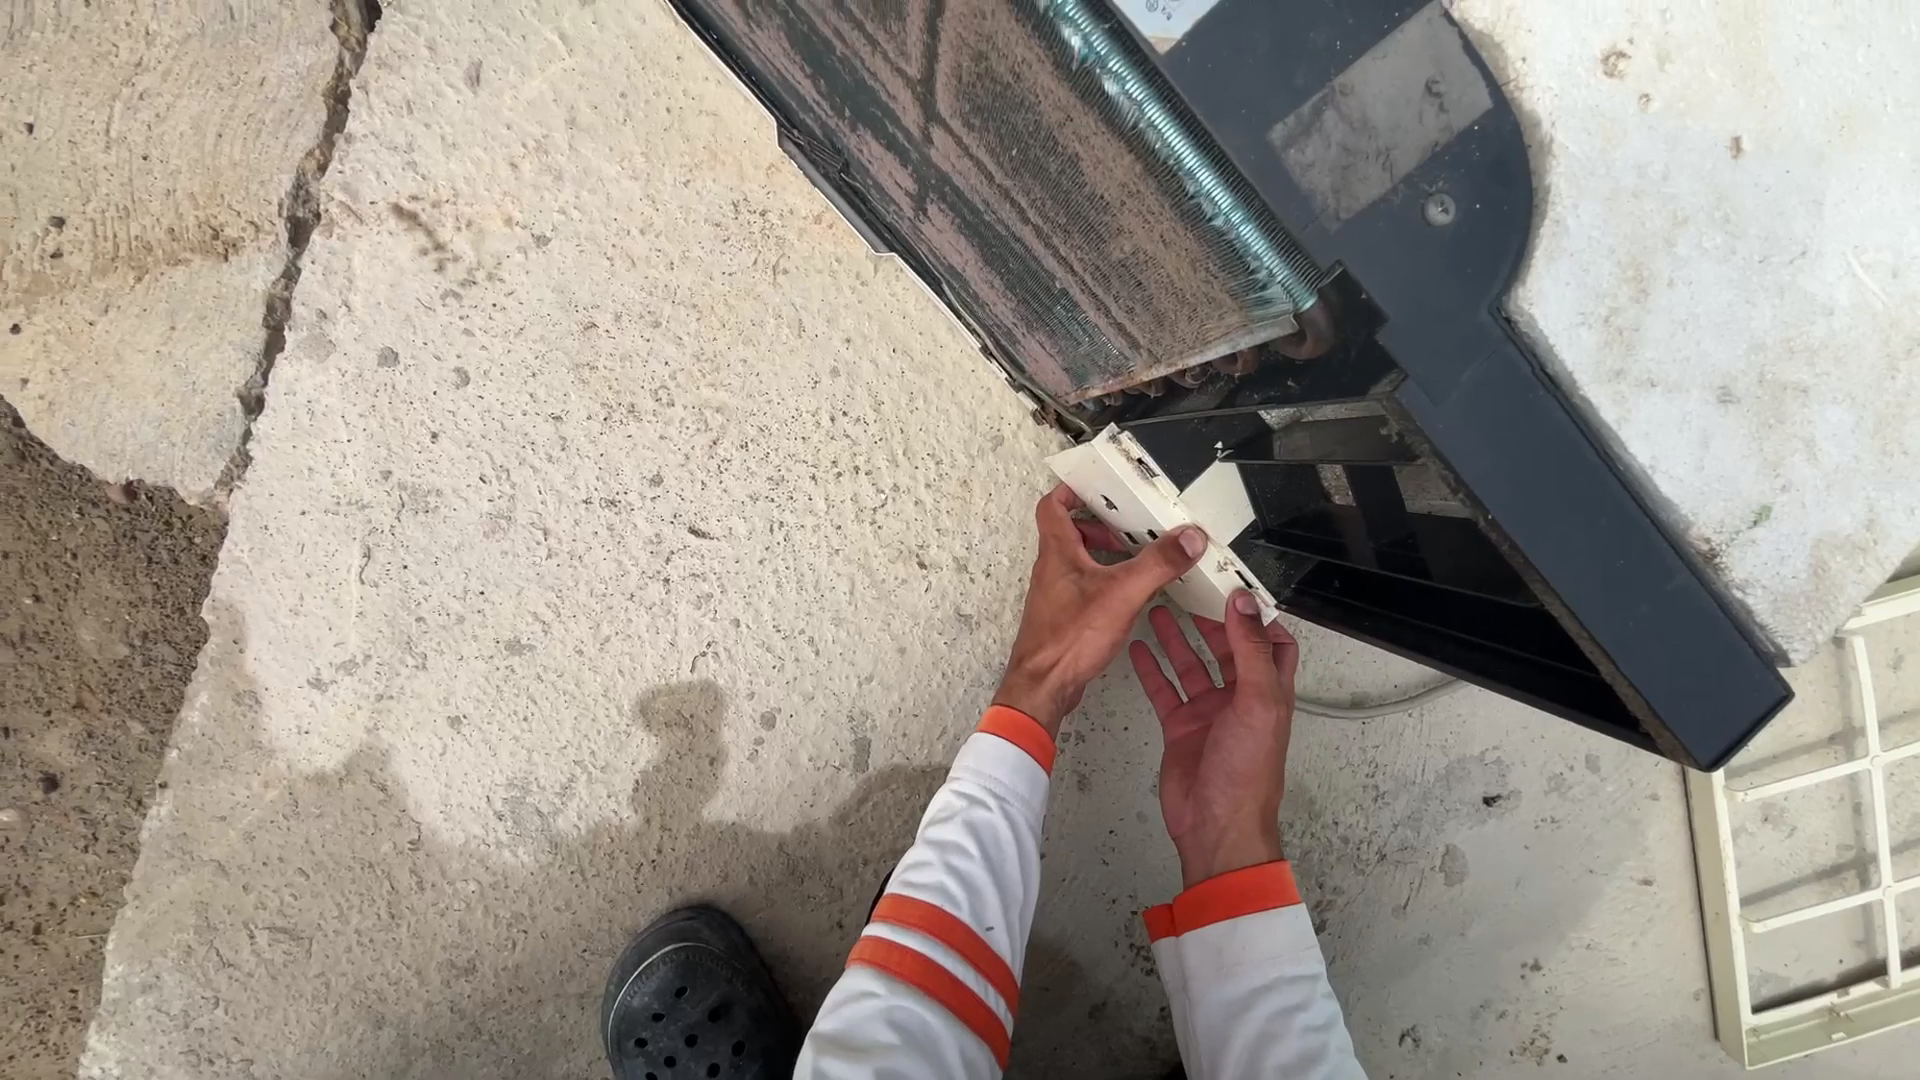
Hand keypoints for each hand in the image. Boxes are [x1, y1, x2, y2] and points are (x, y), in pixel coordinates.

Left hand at [993, 485, 1208, 736]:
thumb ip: (1157, 564)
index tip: (1095, 484)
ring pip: (1077, 559)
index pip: (1052, 506)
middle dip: (1099, 522)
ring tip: (1135, 554)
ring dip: (1104, 551)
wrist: (1044, 684)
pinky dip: (1105, 579)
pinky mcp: (1065, 615)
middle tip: (1127, 521)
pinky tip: (1128, 592)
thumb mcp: (1121, 593)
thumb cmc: (1066, 640)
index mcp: (1057, 552)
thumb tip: (1187, 539)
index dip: (1071, 489)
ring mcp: (1056, 593)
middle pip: (1069, 530)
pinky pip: (1084, 585)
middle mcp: (1052, 569)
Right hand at [1130, 594, 1299, 887]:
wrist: (1216, 825)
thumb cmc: (1246, 773)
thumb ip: (1249, 651)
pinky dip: (1150, 669)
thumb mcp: (1257, 703)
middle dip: (1209, 620)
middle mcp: (1239, 698)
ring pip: (1190, 665)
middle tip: (1187, 591)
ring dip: (1176, 638)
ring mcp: (1207, 712)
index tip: (1234, 587)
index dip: (1257, 616)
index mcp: (1268, 691)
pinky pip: (1163, 690)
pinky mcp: (1179, 727)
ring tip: (1158, 609)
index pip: (1272, 643)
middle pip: (1225, 648)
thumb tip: (1244, 604)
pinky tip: (1137, 649)